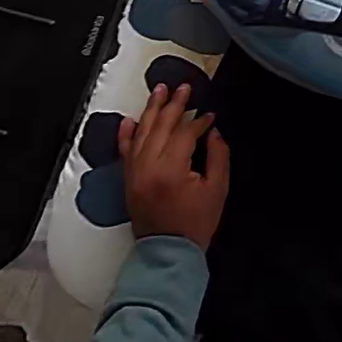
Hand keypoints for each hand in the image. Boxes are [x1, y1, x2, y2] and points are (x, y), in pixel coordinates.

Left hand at [120, 83, 229, 249]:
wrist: (168, 253)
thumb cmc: (195, 223)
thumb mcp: (217, 189)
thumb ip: (217, 156)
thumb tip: (213, 132)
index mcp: (171, 170)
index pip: (185, 133)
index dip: (199, 121)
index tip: (211, 115)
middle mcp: (148, 167)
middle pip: (160, 126)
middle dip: (174, 104)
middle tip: (184, 87)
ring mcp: (134, 172)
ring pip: (142, 132)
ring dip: (152, 109)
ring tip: (159, 90)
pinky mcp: (128, 179)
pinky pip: (124, 150)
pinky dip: (126, 133)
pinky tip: (131, 118)